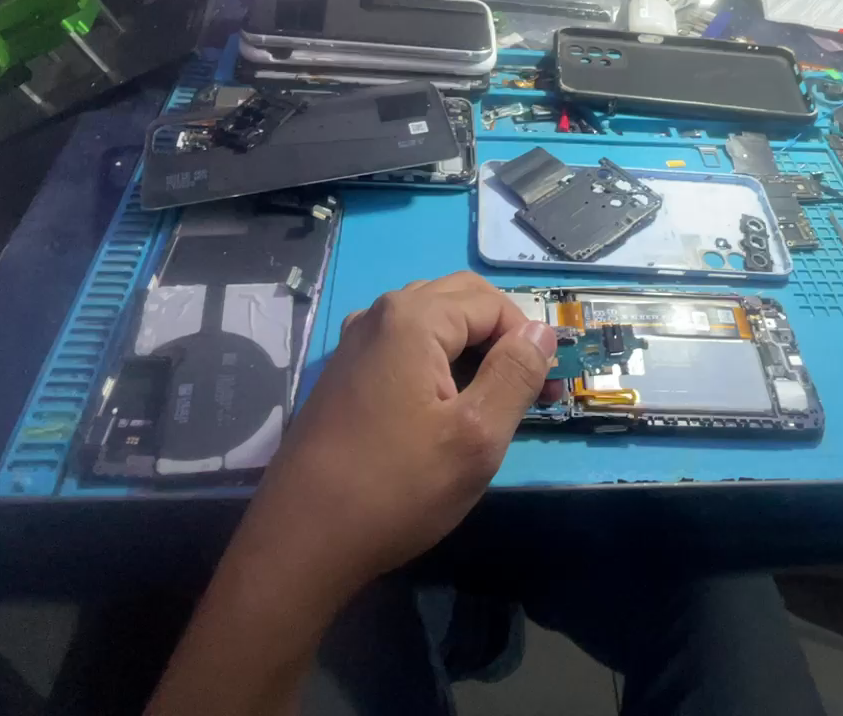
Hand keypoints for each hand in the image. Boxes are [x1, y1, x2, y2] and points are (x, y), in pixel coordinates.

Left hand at [148, 274, 555, 715]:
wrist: (299, 542)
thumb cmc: (396, 487)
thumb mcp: (476, 436)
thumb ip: (515, 373)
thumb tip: (543, 330)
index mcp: (412, 318)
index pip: (491, 303)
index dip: (526, 340)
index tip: (542, 391)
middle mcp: (379, 315)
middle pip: (460, 301)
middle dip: (501, 337)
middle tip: (527, 390)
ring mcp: (354, 343)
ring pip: (431, 322)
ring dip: (470, 349)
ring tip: (492, 401)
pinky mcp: (343, 374)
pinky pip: (403, 346)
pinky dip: (436, 362)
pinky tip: (443, 407)